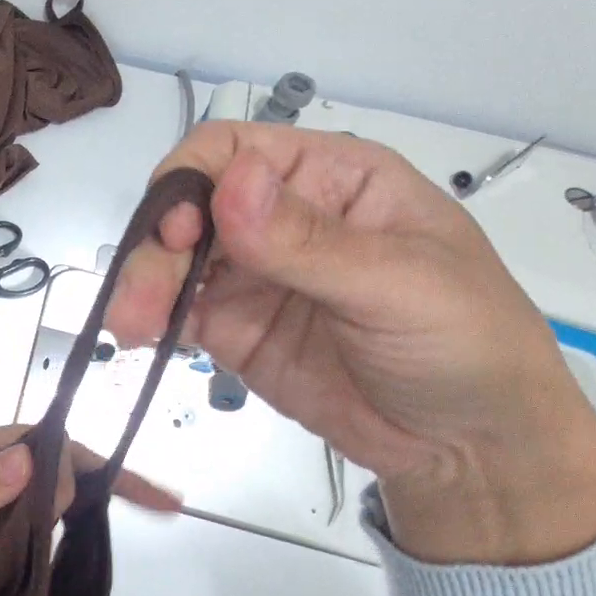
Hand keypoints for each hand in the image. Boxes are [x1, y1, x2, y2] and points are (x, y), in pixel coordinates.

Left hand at [0, 425, 180, 595]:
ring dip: (70, 506)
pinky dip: (40, 530)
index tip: (135, 486)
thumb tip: (35, 462)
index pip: (39, 442)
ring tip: (115, 527)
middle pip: (43, 465)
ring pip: (30, 495)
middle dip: (92, 481)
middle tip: (147, 508)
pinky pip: (9, 523)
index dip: (89, 460)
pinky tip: (61, 545)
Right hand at [106, 121, 595, 564]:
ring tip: (132, 330)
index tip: (174, 235)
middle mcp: (279, 220)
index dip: (190, 183)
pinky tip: (143, 341)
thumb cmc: (460, 343)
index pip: (232, 152)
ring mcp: (251, 279)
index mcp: (330, 180)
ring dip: (142, 289)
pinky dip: (152, 322)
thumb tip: (230, 181)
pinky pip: (177, 314)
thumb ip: (307, 241)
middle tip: (138, 308)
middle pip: (187, 210)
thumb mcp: (397, 284)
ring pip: (171, 263)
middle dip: (154, 250)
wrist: (463, 443)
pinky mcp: (231, 332)